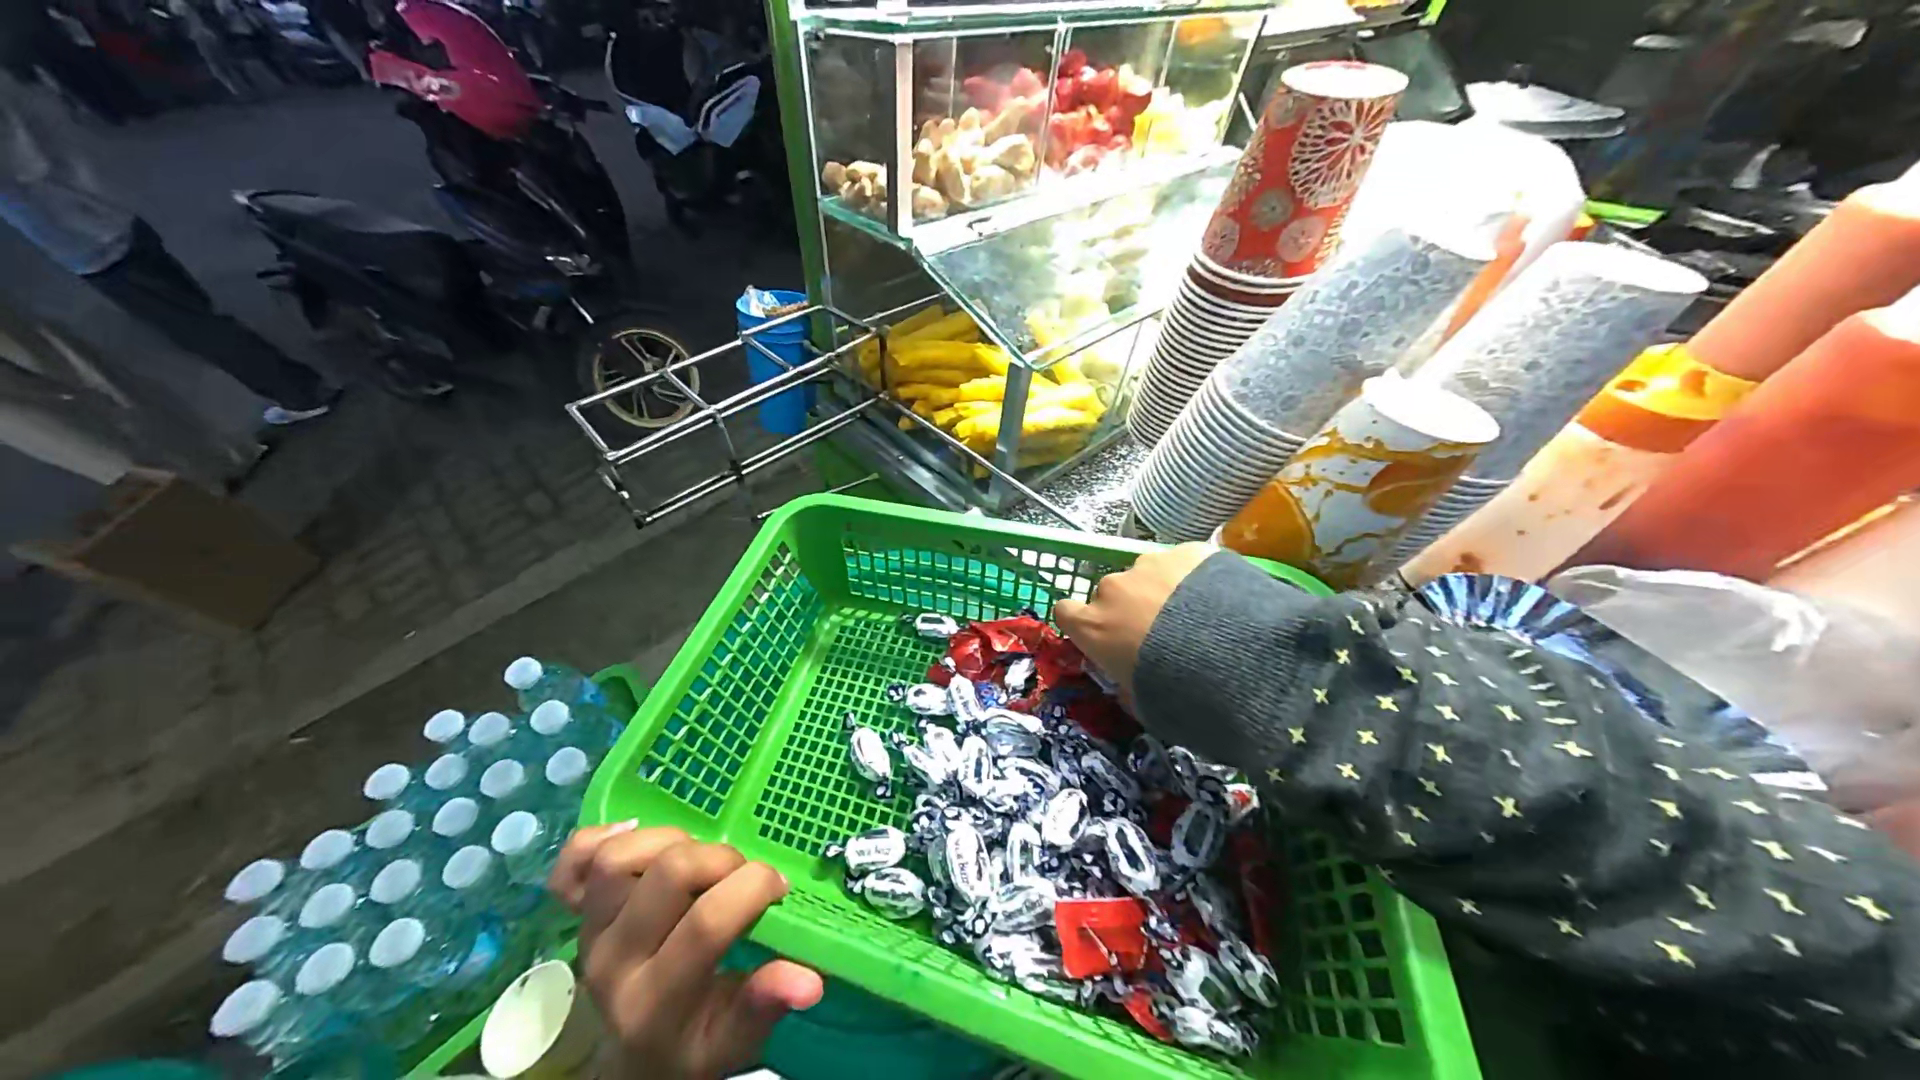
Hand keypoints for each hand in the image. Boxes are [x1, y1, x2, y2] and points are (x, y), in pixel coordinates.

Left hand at [550, 823, 824, 1079]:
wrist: (630, 1060)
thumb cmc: (693, 1044)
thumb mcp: (733, 1042)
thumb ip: (765, 1006)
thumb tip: (811, 980)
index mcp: (656, 1001)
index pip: (707, 923)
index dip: (753, 887)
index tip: (778, 888)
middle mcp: (614, 963)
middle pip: (670, 872)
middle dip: (723, 858)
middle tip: (741, 875)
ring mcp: (589, 933)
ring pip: (621, 857)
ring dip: (673, 842)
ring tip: (700, 860)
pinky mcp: (575, 914)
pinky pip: (573, 861)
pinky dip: (602, 836)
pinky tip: (638, 835)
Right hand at [1054, 542, 1215, 698]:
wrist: (1239, 658)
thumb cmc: (1182, 692)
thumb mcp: (1142, 703)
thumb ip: (1125, 684)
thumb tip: (1129, 682)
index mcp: (1094, 625)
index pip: (1066, 612)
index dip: (1083, 622)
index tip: (1104, 636)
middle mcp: (1114, 588)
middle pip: (1111, 593)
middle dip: (1130, 608)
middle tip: (1163, 633)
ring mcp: (1151, 564)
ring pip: (1148, 574)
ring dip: (1162, 590)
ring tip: (1199, 615)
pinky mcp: (1188, 551)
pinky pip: (1184, 563)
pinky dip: (1195, 577)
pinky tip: (1222, 598)